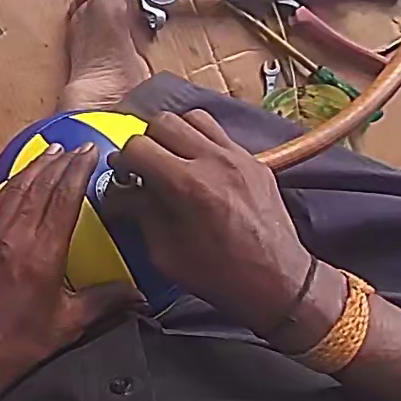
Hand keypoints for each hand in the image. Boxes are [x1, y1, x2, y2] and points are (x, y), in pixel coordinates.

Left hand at [0, 144, 140, 400]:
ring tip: (52, 151)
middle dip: (60, 161)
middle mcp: (16, 237)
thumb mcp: (68, 324)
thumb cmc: (19, 343)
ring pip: (16, 188)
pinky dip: (13, 183)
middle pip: (40, 186)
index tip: (90, 152)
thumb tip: (139, 295)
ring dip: (35, 166)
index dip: (78, 171)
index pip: (64, 198)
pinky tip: (21, 177)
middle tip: (77, 146)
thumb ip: (104, 301)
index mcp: (43, 254)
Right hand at [108, 110, 318, 334]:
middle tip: (144, 166)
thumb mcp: (166, 253)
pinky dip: (201, 140)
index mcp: (188, 186)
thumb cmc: (221, 276)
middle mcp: (214, 161)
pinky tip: (198, 166)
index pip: (138, 146)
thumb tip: (120, 193)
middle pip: (164, 121)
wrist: (280, 283)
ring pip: (193, 117)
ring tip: (171, 158)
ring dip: (175, 133)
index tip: (122, 175)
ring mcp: (238, 157)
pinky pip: (220, 133)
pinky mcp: (255, 161)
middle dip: (146, 141)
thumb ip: (140, 214)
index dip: (122, 160)